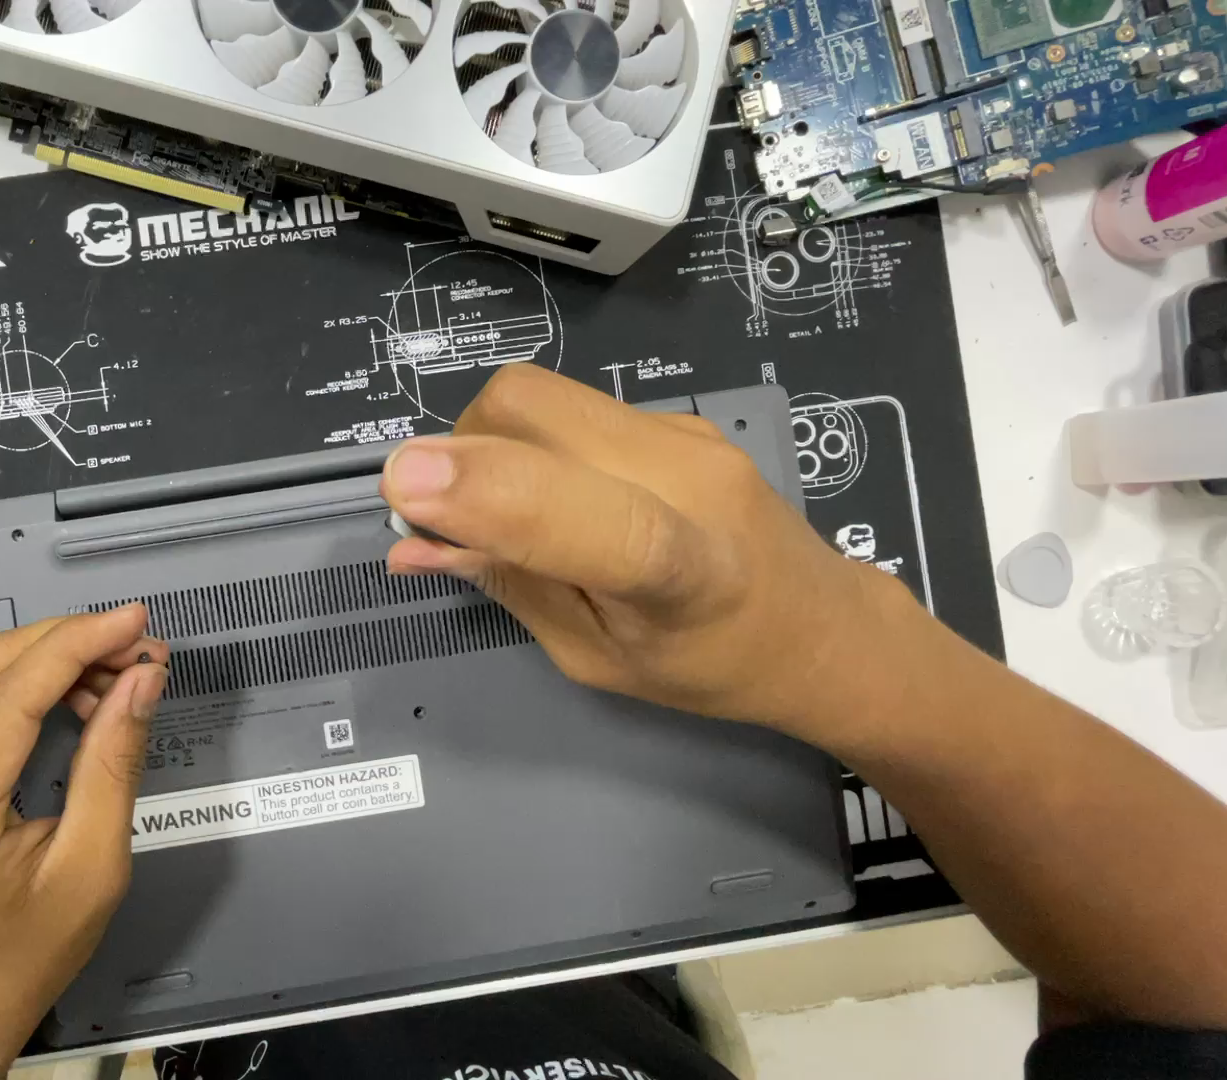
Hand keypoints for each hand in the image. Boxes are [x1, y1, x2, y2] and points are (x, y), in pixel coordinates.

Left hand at [0, 606, 168, 1079]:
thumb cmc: (26, 955)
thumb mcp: (93, 867)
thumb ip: (115, 763)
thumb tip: (143, 678)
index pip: (7, 699)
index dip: (76, 645)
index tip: (136, 621)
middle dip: (68, 642)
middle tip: (139, 649)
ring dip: (50, 658)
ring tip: (118, 674)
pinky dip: (26, 682)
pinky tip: (76, 695)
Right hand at [379, 366, 920, 733]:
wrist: (823, 626)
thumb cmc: (709, 666)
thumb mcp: (594, 655)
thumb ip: (508, 587)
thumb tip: (410, 546)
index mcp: (683, 569)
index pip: (592, 517)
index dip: (495, 493)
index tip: (403, 487)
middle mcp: (687, 476)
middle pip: (530, 408)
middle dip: (461, 451)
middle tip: (459, 514)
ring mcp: (683, 432)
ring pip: (541, 396)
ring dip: (489, 445)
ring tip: (510, 509)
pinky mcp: (676, 417)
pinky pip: (568, 409)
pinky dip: (528, 446)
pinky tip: (559, 496)